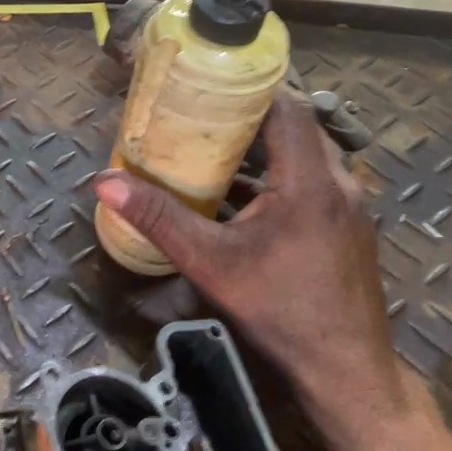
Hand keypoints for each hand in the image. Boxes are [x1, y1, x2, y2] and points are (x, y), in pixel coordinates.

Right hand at [93, 91, 406, 424]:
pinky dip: (275, 174)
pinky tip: (237, 192)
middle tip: (197, 110)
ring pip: (304, 155)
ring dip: (261, 146)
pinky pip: (310, 180)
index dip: (252, 87)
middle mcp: (338, 185)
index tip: (209, 78)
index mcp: (310, 183)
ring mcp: (348, 208)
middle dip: (247, 115)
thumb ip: (158, 218)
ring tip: (209, 143)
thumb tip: (103, 181)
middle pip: (295, 128)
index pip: (289, 109)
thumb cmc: (279, 309)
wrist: (345, 372)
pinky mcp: (346, 228)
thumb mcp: (209, 262)